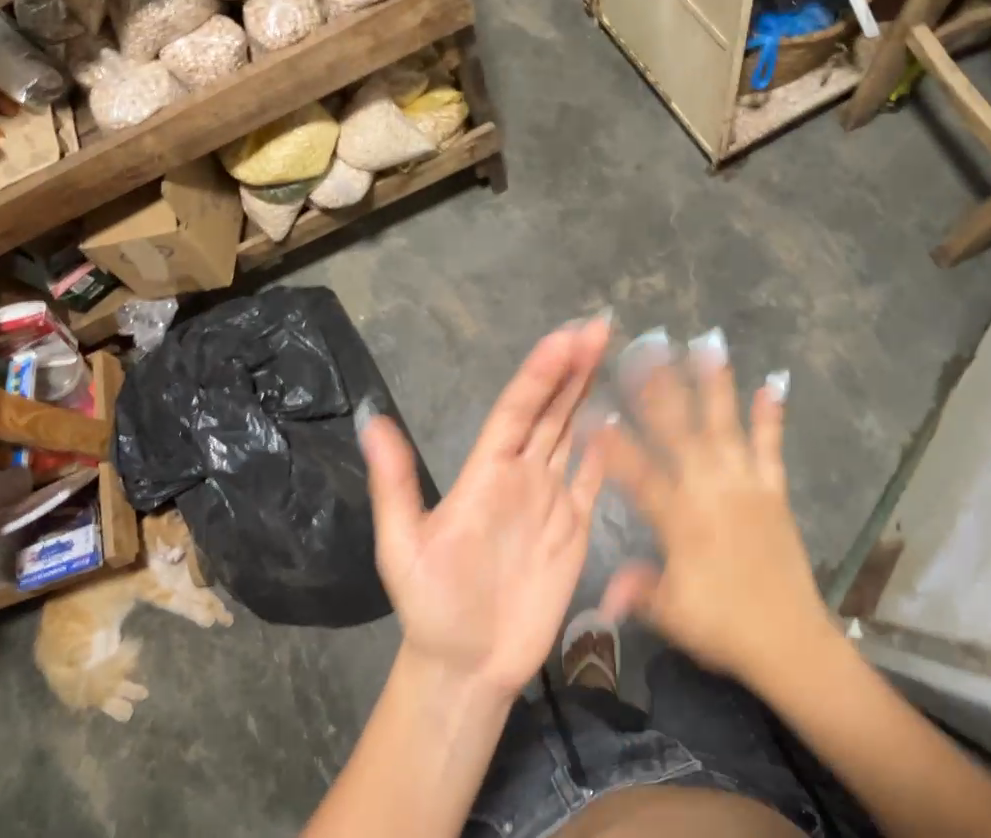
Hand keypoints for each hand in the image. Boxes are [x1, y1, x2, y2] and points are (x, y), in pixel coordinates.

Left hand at [361, 315, 612, 697]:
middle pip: (549, 411)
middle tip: (599, 327)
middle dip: (572, 368)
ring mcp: (547, 501)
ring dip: (589, 395)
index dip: (540, 374)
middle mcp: (518, 476)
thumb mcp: (402, 545)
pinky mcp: (572, 531)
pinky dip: (606, 450)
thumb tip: (371, 421)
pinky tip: (618, 420)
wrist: (464, 664)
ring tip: (612, 354)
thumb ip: (394, 484)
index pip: (516, 410)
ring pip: (571, 435)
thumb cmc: (431, 606)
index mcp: (483, 472)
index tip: (566, 337)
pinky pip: (592, 481)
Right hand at [597, 332, 834, 685]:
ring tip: (706, 344)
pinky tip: (770, 385)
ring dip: (713, 386)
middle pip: (678, 433)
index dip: (612, 441)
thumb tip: (605, 588)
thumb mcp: (670, 613)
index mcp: (678, 520)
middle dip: (658, 389)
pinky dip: (770, 417)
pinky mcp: (774, 493)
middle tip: (645, 349)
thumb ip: (637, 589)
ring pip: (724, 428)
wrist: (792, 643)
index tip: (593, 408)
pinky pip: (769, 449)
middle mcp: (709, 493)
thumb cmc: (723, 627)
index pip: (636, 471)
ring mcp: (745, 488)